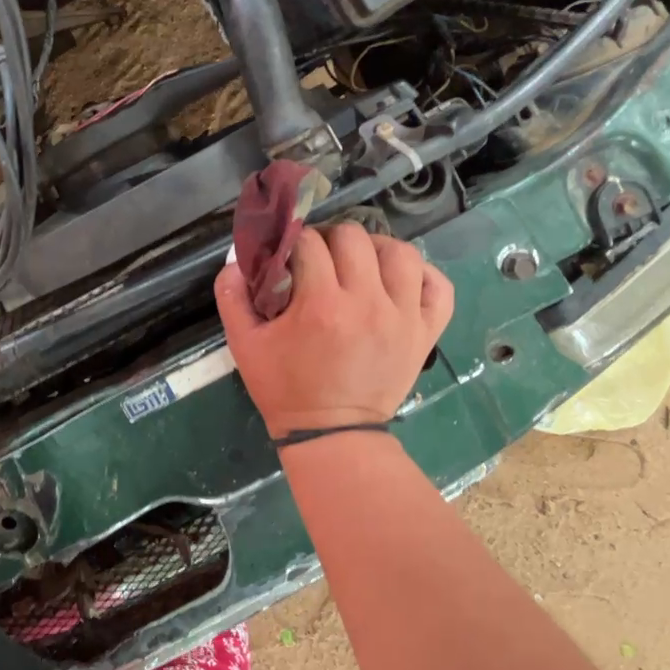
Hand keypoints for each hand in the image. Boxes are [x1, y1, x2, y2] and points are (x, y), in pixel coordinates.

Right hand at [215, 222, 452, 438]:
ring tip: (358, 261)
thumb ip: (232, 295)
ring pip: (400, 253)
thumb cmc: (283, 387)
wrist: (332, 431)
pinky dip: (420, 273)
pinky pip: (437, 286)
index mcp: (320, 304)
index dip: (293, 240)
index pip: (309, 242)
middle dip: (329, 238)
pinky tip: (396, 278)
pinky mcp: (425, 331)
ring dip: (374, 248)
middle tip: (318, 257)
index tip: (286, 254)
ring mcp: (403, 316)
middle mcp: (366, 302)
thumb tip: (235, 260)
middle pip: (354, 237)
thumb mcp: (243, 343)